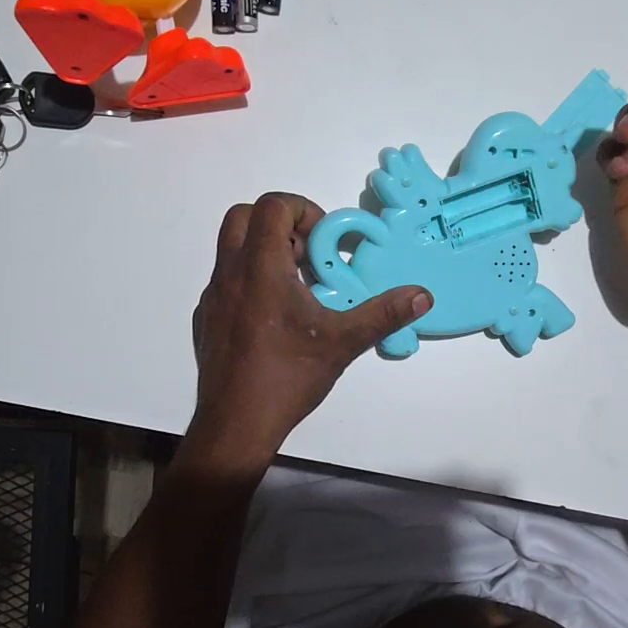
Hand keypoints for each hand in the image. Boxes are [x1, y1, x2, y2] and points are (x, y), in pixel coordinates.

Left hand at [188, 193, 431, 464]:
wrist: (237, 422)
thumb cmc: (288, 377)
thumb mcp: (343, 343)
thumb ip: (383, 314)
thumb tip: (422, 296)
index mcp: (261, 268)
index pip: (273, 206)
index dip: (303, 211)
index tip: (325, 242)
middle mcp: (230, 273)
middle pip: (245, 217)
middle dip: (280, 225)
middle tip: (308, 256)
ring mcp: (213, 296)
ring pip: (231, 248)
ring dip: (264, 252)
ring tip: (296, 288)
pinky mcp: (206, 319)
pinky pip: (226, 281)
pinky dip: (250, 281)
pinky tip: (274, 318)